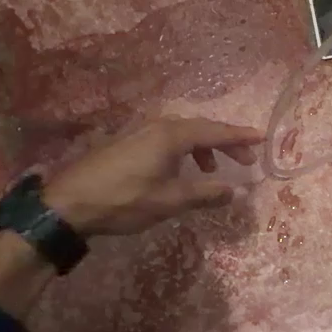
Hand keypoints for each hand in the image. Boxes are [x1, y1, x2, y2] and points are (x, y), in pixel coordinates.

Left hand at [43, 117, 263, 235]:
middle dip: (225, 143)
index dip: (240, 137)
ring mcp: (139, 134)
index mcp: (171, 136)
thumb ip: (207, 194)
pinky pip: (167, 141)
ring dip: (203, 149)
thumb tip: (236, 191)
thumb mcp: (171, 200)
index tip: (263, 138)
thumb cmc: (124, 199)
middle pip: (200, 129)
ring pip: (182, 135)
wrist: (68, 203)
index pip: (215, 131)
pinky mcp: (127, 144)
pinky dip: (184, 152)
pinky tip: (182, 172)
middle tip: (245, 161)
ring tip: (213, 170)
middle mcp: (157, 127)